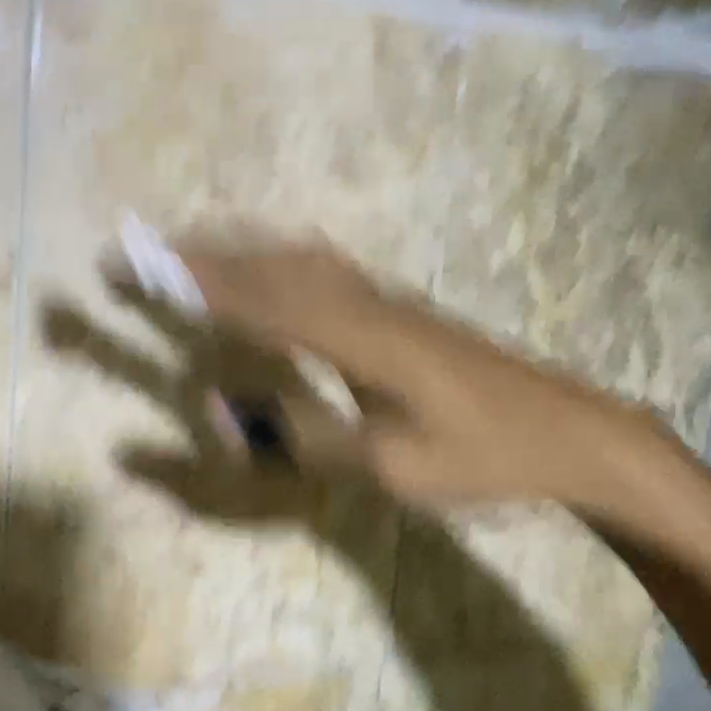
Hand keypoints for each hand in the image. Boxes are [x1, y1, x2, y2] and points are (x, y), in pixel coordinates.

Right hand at [110, 236, 677, 513]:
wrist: (572, 430)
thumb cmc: (482, 456)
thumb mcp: (389, 464)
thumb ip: (299, 435)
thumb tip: (215, 408)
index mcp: (358, 338)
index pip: (257, 301)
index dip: (193, 282)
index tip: (138, 268)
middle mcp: (364, 302)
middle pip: (269, 264)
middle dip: (200, 253)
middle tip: (141, 251)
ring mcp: (384, 298)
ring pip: (296, 255)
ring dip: (236, 247)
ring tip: (187, 249)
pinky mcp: (397, 306)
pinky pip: (320, 264)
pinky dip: (274, 255)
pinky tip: (268, 262)